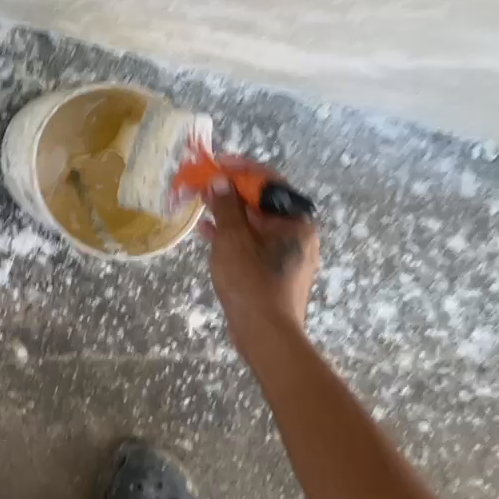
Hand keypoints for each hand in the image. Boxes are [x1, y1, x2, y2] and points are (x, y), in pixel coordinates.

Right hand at [199, 174, 320, 355]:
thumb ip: (226, 205)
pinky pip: (252, 242)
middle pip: (262, 202)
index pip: (269, 183)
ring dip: (228, 211)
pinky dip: (231, 234)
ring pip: (255, 223)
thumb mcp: (232, 238)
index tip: (216, 164)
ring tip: (201, 204)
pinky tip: (206, 232)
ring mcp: (287, 254)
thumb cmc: (251, 281)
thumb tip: (220, 180)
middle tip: (204, 183)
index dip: (241, 169)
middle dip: (231, 191)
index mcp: (296, 223)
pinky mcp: (274, 271)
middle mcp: (297, 235)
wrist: (266, 334)